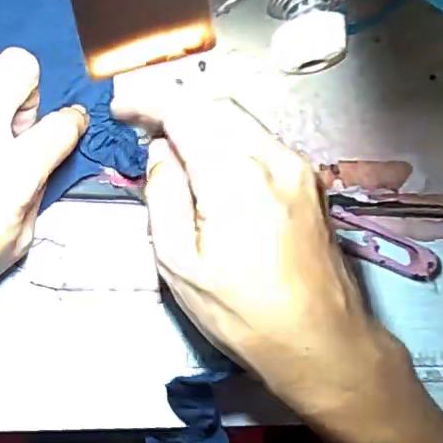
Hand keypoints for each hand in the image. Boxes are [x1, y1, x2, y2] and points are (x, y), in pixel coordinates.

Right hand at [136, 92, 413, 425]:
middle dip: (175, 105)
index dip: (147, 101)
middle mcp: (274, 157)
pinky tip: (213, 164)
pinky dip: (229, 138)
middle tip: (142, 126)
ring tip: (173, 146)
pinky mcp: (310, 182)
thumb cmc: (244, 313)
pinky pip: (261, 140)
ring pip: (242, 119)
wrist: (321, 341)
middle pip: (216, 104)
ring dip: (203, 120)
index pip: (186, 110)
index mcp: (236, 174)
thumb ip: (164, 197)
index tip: (121, 107)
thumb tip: (161, 154)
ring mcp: (299, 167)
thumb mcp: (179, 264)